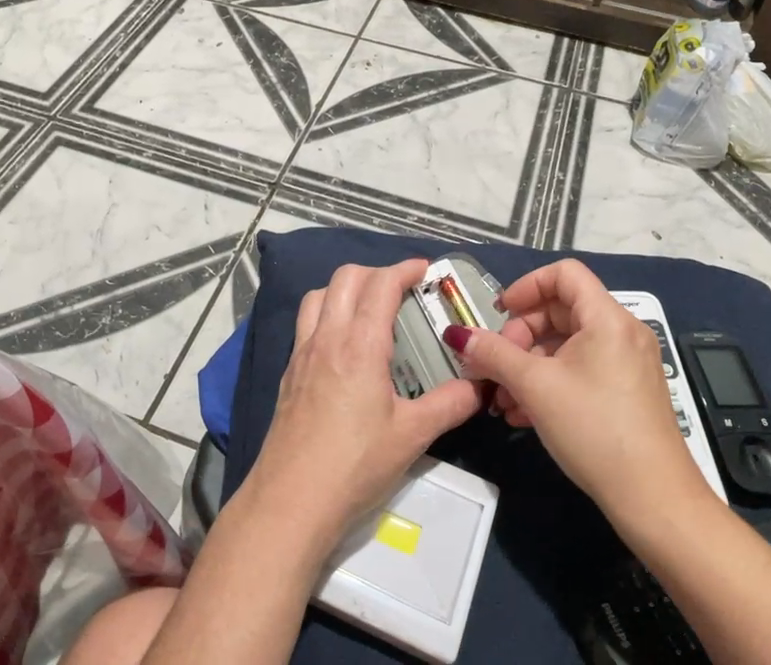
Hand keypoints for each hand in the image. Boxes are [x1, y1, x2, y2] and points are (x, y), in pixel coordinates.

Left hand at [243, 260, 483, 545]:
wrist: (291, 501)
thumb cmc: (355, 465)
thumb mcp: (413, 436)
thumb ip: (451, 404)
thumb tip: (481, 385)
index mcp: (359, 345)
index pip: (380, 285)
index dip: (404, 269)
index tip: (425, 270)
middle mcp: (326, 338)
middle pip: (345, 278)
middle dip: (376, 273)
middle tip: (402, 290)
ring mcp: (301, 355)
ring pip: (318, 296)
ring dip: (346, 290)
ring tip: (371, 311)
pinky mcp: (289, 375)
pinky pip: (306, 325)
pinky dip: (328, 316)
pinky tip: (345, 348)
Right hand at [443, 260, 703, 521]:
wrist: (653, 498)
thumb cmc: (593, 429)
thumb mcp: (535, 387)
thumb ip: (493, 354)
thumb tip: (457, 334)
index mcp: (607, 318)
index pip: (564, 274)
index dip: (526, 286)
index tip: (499, 314)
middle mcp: (622, 333)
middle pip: (561, 310)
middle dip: (520, 336)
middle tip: (496, 367)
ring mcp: (627, 364)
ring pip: (566, 346)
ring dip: (528, 366)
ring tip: (502, 400)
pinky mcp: (626, 394)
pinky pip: (580, 371)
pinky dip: (549, 383)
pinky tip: (523, 416)